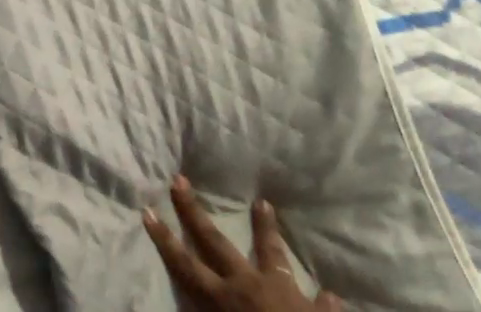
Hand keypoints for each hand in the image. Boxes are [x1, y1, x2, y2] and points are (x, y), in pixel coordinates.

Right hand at [143, 177, 339, 311]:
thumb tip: (190, 307)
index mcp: (223, 298)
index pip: (186, 264)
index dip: (165, 239)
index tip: (148, 210)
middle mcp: (248, 286)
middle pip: (216, 243)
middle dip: (196, 213)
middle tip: (180, 180)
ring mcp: (285, 294)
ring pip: (272, 254)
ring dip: (266, 230)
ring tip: (264, 203)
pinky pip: (322, 306)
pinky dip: (325, 301)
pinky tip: (332, 295)